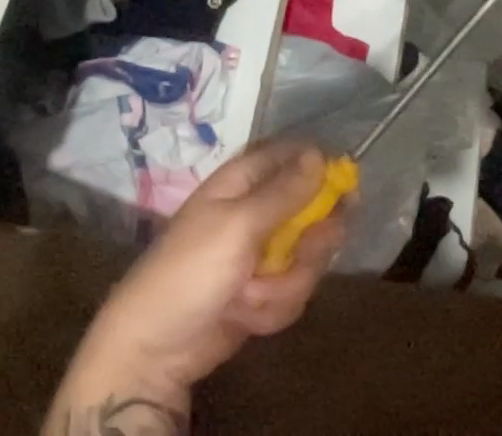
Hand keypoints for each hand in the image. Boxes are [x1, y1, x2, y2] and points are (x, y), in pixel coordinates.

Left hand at [76, 142, 346, 392]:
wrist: (156, 347)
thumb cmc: (190, 271)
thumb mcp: (239, 225)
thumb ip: (285, 192)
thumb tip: (319, 154)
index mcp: (243, 182)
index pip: (292, 156)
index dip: (320, 167)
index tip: (345, 185)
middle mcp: (258, 212)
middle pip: (314, 211)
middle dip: (309, 246)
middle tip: (301, 255)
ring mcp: (263, 254)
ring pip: (309, 258)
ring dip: (283, 286)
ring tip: (247, 297)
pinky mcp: (266, 291)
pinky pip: (295, 291)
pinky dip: (272, 310)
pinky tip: (244, 316)